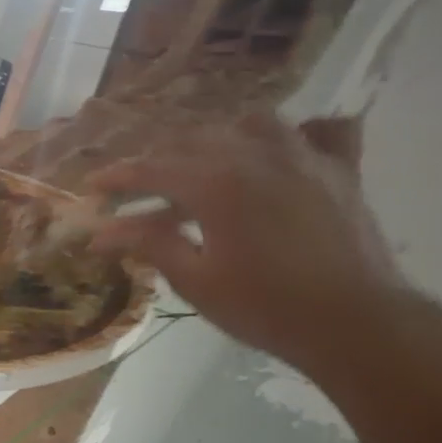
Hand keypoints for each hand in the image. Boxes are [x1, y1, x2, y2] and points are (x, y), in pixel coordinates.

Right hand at [89, 112, 413, 375]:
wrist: (349, 317)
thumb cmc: (260, 306)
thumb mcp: (194, 279)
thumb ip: (151, 243)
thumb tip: (103, 231)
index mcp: (220, 186)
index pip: (156, 170)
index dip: (120, 177)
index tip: (93, 187)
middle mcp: (262, 157)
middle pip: (199, 141)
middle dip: (160, 159)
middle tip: (134, 187)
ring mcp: (308, 157)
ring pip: (254, 125)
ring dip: (218, 140)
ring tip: (198, 166)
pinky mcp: (342, 169)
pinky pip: (322, 130)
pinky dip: (295, 134)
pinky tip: (280, 153)